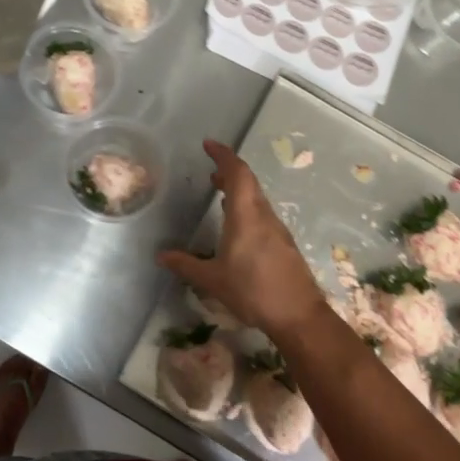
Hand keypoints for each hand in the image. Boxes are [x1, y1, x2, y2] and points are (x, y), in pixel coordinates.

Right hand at [159, 140, 324, 335]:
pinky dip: (247, 207)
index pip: (237, 173)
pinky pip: (262, 214)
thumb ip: (186, 265)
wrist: (298, 315)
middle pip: (249, 182)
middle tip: (211, 170)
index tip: (209, 144)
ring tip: (220, 193)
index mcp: (245, 216)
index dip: (224, 155)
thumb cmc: (253, 292)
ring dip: (239, 190)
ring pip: (257, 198)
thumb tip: (161, 255)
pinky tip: (237, 225)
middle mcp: (263, 216)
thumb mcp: (212, 280)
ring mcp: (277, 229)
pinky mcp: (283, 244)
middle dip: (230, 171)